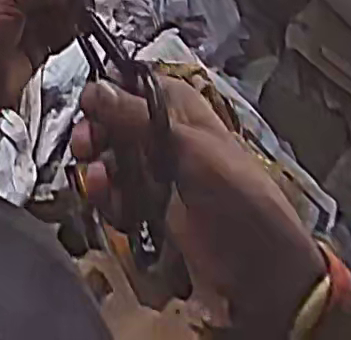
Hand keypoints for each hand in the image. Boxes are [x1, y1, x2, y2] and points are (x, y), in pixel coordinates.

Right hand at [71, 76, 323, 334]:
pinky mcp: (146, 199)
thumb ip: (137, 116)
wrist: (262, 268)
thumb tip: (96, 89)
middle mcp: (159, 129)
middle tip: (88, 146)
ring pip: (106, 154)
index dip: (104, 91)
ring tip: (100, 180)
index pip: (127, 82)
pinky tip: (110, 200)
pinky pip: (113, 189)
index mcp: (174, 104)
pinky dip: (106, 195)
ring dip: (97, 166)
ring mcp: (153, 165)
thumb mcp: (188, 146)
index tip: (89, 107)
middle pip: (108, 118)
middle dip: (94, 132)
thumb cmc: (238, 195)